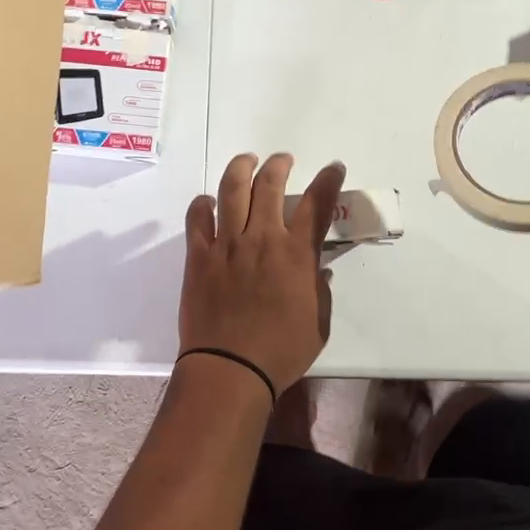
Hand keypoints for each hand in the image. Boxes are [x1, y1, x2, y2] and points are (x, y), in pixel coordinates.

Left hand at [181, 154, 346, 394]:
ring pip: (232, 190)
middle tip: (283, 160)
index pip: (317, 204)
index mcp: (296, 254)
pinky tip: (208, 202)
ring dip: (241, 168)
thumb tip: (319, 269)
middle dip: (279, 165)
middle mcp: (262, 239)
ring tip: (247, 161)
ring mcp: (226, 244)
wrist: (230, 369)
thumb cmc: (281, 352)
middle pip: (270, 185)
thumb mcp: (318, 324)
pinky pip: (197, 219)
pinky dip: (203, 205)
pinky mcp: (198, 257)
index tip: (332, 168)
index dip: (327, 180)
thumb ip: (320, 290)